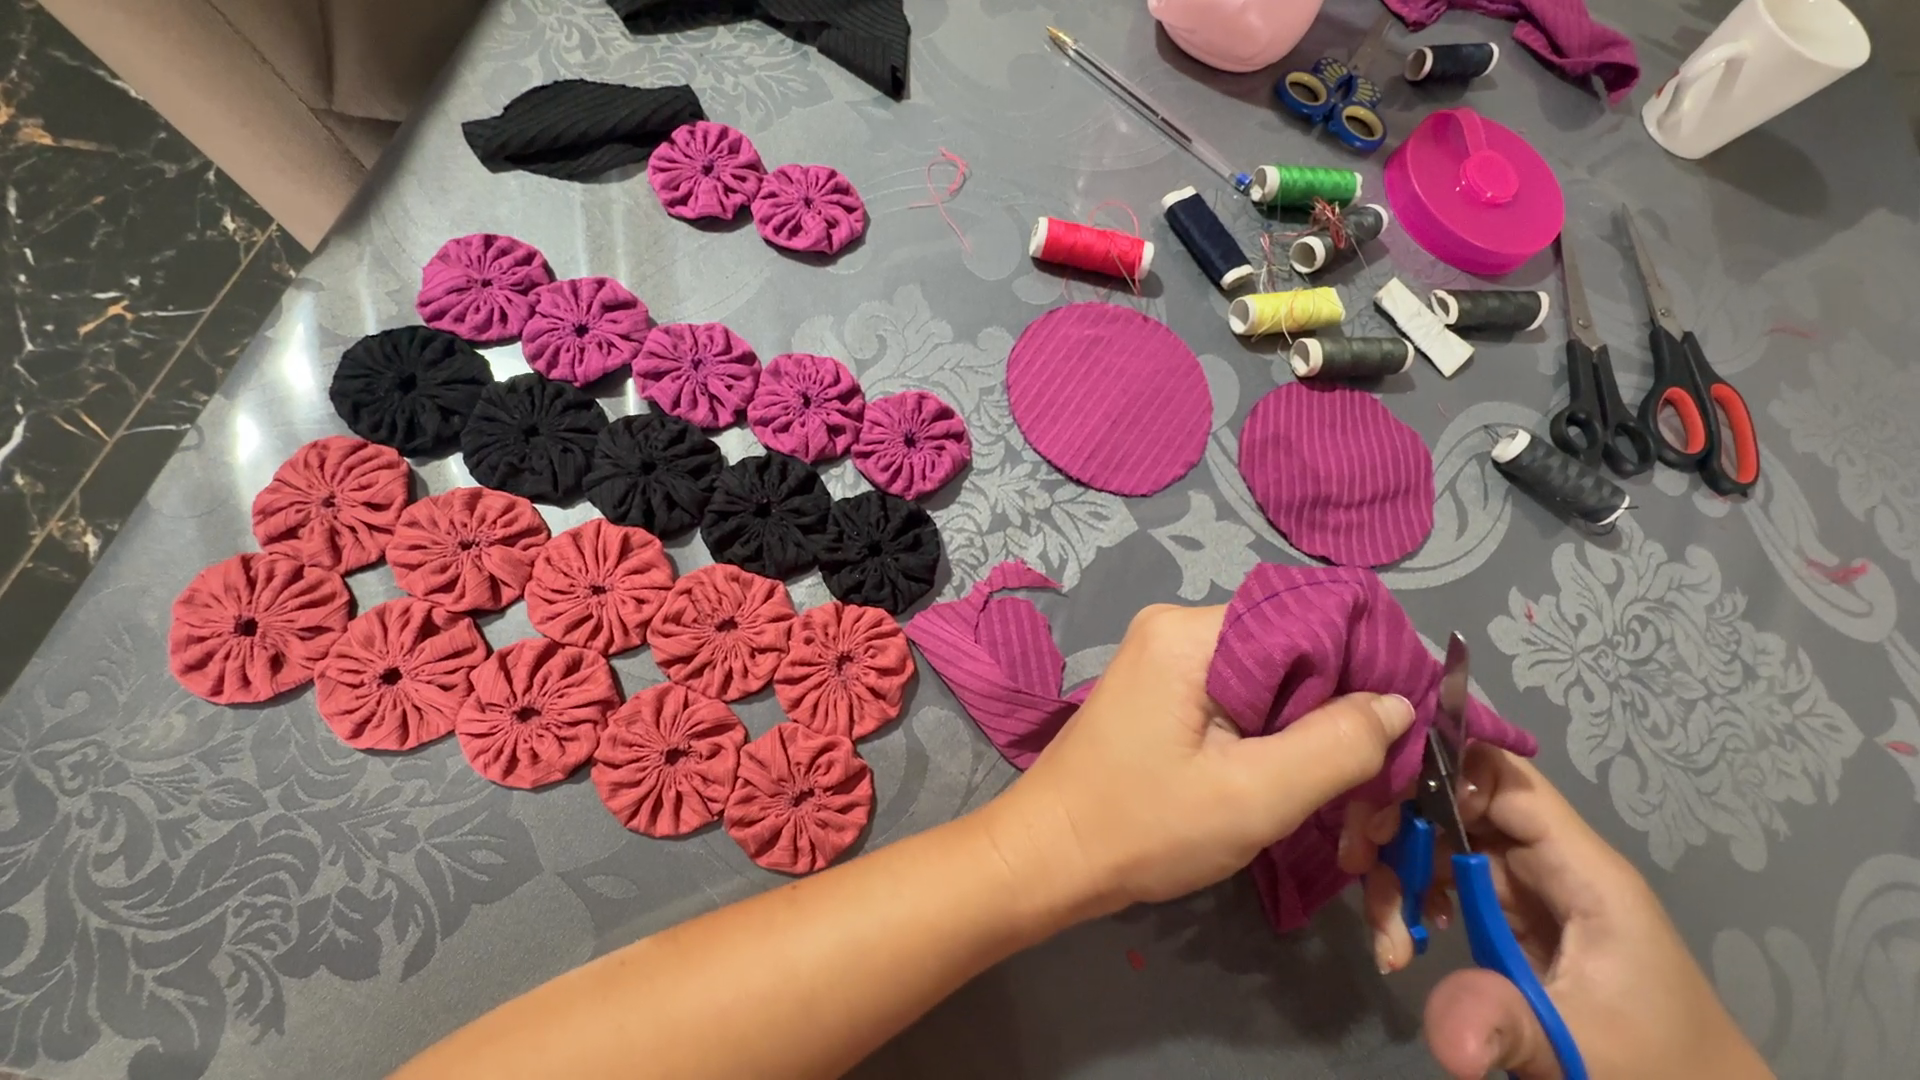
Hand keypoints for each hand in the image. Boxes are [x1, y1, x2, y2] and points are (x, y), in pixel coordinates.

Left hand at [977, 604, 1414, 919]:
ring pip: (1272, 675)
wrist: (1050, 855)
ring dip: (1308, 727)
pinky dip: (1272, 731)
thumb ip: (1336, 745)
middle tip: (1370, 775)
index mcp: (1190, 633)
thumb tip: (1397, 701)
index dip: (1366, 669)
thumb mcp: (1253, 796)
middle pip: (1293, 646)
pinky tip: (1286, 773)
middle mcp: (1177, 626)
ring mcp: (1166, 656)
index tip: (1401, 730)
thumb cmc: (1142, 828)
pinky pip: (1240, 692)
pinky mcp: (1163, 687)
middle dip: (1338, 708)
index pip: (1311, 618)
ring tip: (1334, 784)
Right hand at [1341, 743, 1772, 1079]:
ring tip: (1386, 934)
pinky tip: (1404, 941)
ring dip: (1397, 871)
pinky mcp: (1505, 910)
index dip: (1439, 776)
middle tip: (1358, 865)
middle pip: (1457, 802)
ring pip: (1440, 838)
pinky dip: (1409, 897)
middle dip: (1399, 825)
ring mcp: (1524, 884)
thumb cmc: (1659, 1071)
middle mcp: (1549, 861)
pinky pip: (1442, 876)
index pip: (1503, 779)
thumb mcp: (1582, 1045)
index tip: (1385, 817)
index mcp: (1581, 869)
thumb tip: (1438, 1032)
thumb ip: (1506, 1021)